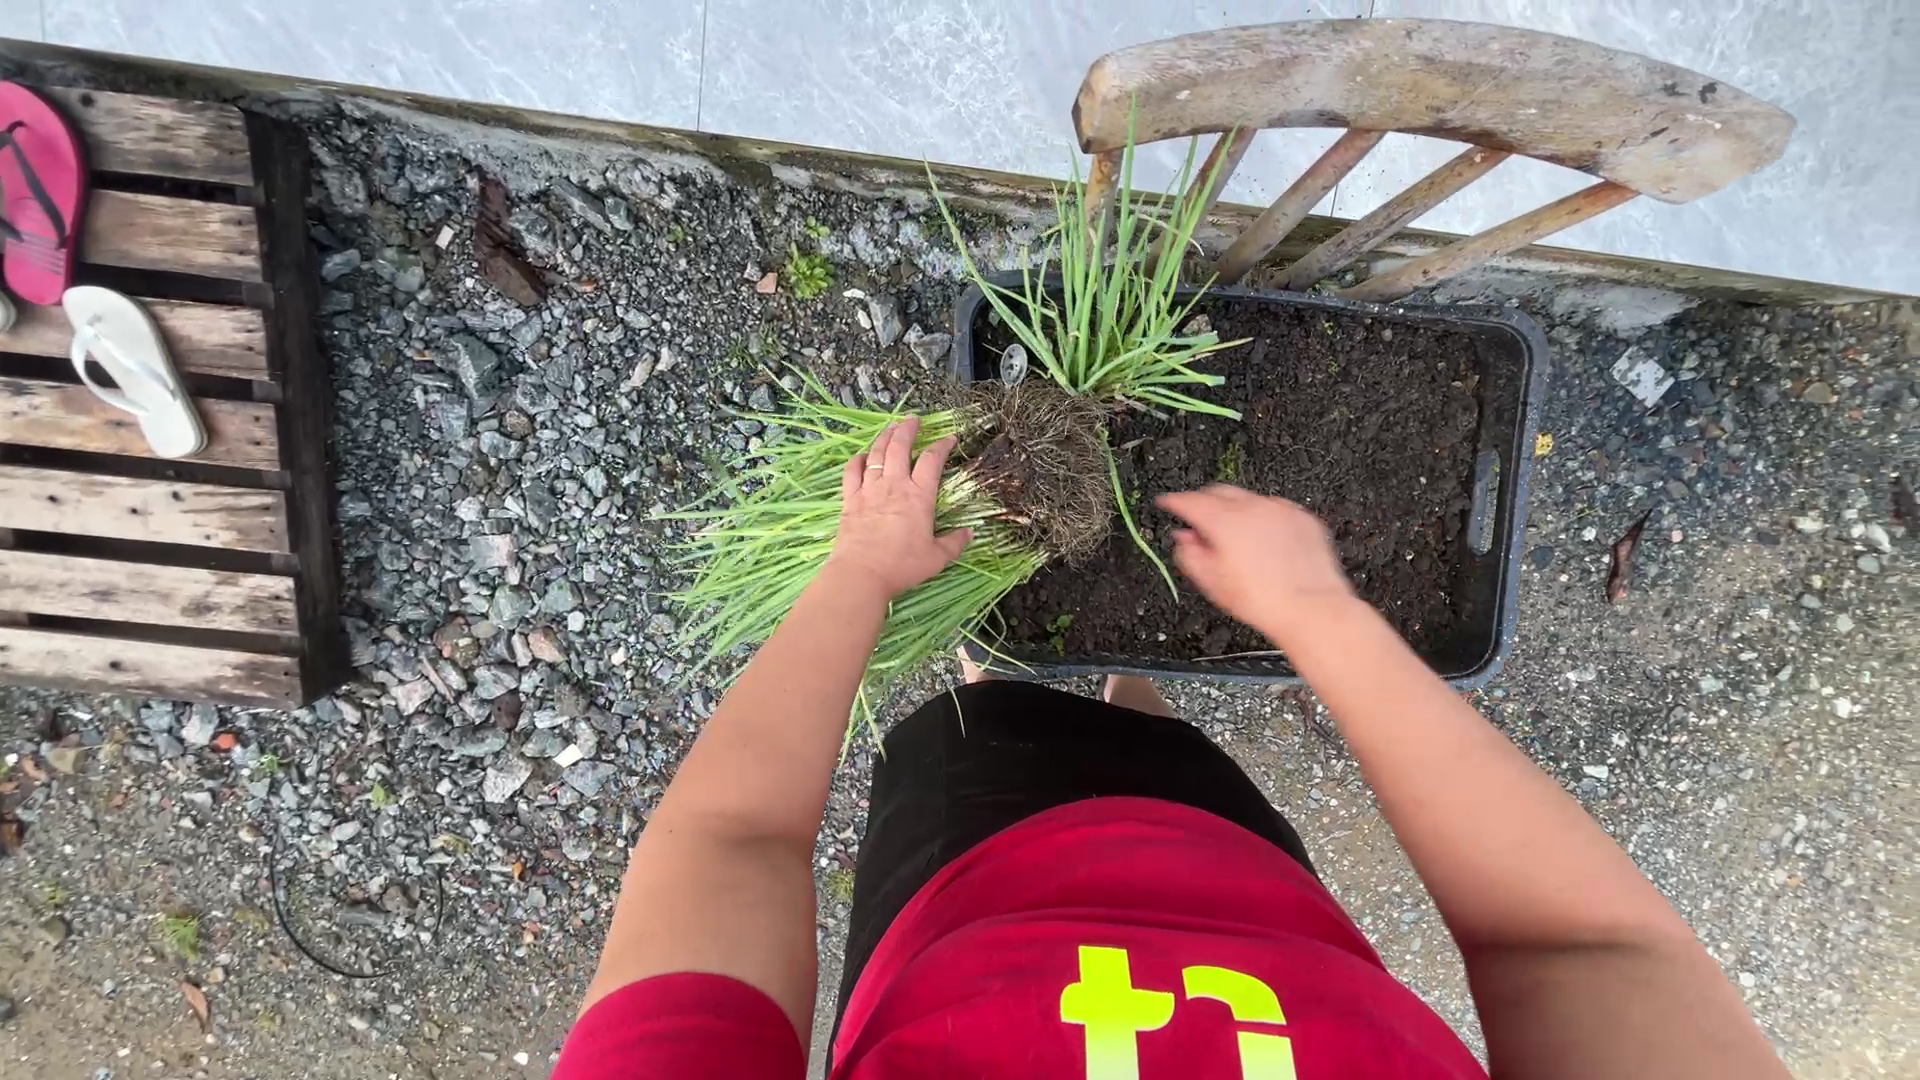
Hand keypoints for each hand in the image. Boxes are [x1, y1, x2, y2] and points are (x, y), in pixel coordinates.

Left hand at [823, 415, 971, 600]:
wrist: (861, 573)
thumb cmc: (902, 565)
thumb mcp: (937, 558)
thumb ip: (954, 543)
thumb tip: (969, 534)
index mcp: (919, 496)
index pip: (933, 460)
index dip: (943, 445)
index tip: (950, 438)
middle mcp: (894, 485)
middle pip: (901, 447)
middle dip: (909, 429)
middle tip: (914, 420)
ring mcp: (869, 490)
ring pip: (877, 454)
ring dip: (885, 437)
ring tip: (891, 428)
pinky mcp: (850, 499)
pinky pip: (852, 471)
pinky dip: (857, 460)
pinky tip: (862, 456)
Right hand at [1156, 485, 1353, 643]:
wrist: (1310, 608)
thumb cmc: (1261, 600)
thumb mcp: (1210, 582)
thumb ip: (1189, 554)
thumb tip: (1184, 539)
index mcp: (1225, 521)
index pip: (1189, 501)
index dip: (1173, 501)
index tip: (1166, 502)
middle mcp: (1253, 508)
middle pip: (1218, 491)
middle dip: (1202, 500)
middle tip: (1195, 518)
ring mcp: (1280, 510)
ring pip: (1248, 499)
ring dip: (1233, 510)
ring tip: (1231, 535)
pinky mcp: (1302, 518)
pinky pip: (1274, 509)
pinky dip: (1261, 517)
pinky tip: (1260, 539)